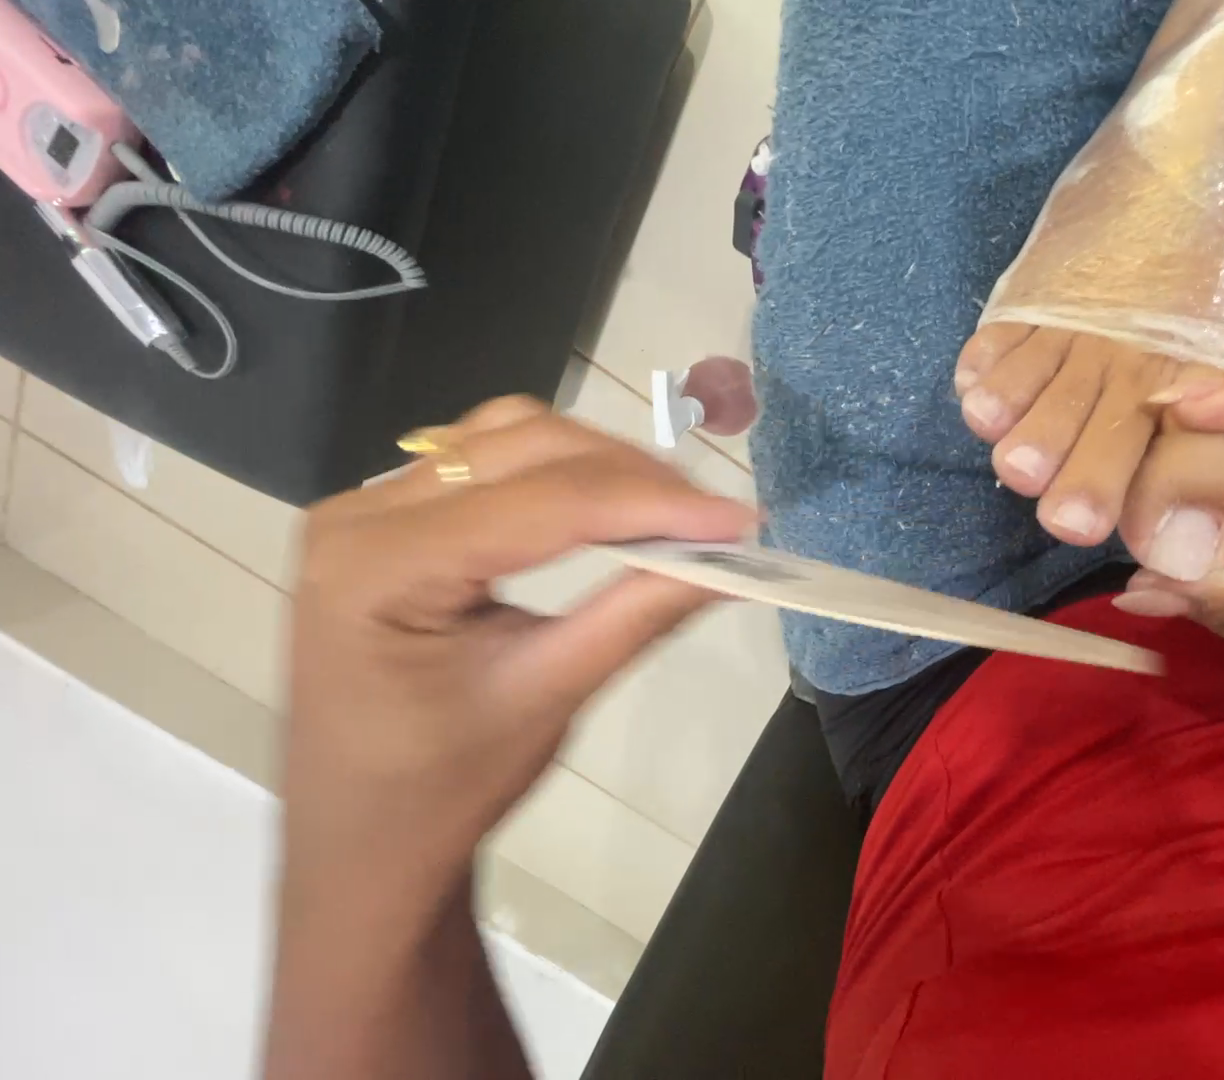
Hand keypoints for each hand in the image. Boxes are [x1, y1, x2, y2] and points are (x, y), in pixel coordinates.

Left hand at [284, 397, 756, 896]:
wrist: (365, 834)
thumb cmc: (446, 784)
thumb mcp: (552, 694)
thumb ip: (641, 614)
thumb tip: (734, 563)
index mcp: (383, 565)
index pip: (546, 504)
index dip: (655, 505)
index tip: (742, 521)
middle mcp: (367, 511)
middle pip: (529, 447)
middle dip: (636, 478)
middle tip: (716, 520)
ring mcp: (375, 505)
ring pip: (515, 435)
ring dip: (606, 463)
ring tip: (674, 510)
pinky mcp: (400, 515)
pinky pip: (496, 457)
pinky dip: (569, 469)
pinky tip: (611, 504)